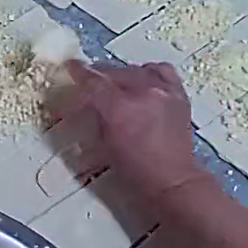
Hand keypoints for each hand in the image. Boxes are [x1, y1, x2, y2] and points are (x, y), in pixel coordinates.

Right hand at [52, 60, 219, 201]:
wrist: (173, 180)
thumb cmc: (133, 169)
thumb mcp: (102, 143)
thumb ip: (93, 114)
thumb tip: (84, 99)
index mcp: (120, 108)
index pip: (94, 80)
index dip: (78, 72)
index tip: (69, 67)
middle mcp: (143, 92)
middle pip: (112, 71)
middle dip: (96, 76)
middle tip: (87, 84)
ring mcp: (164, 90)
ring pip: (133, 69)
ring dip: (119, 75)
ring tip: (114, 85)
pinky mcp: (178, 93)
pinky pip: (160, 70)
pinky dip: (146, 73)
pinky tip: (141, 82)